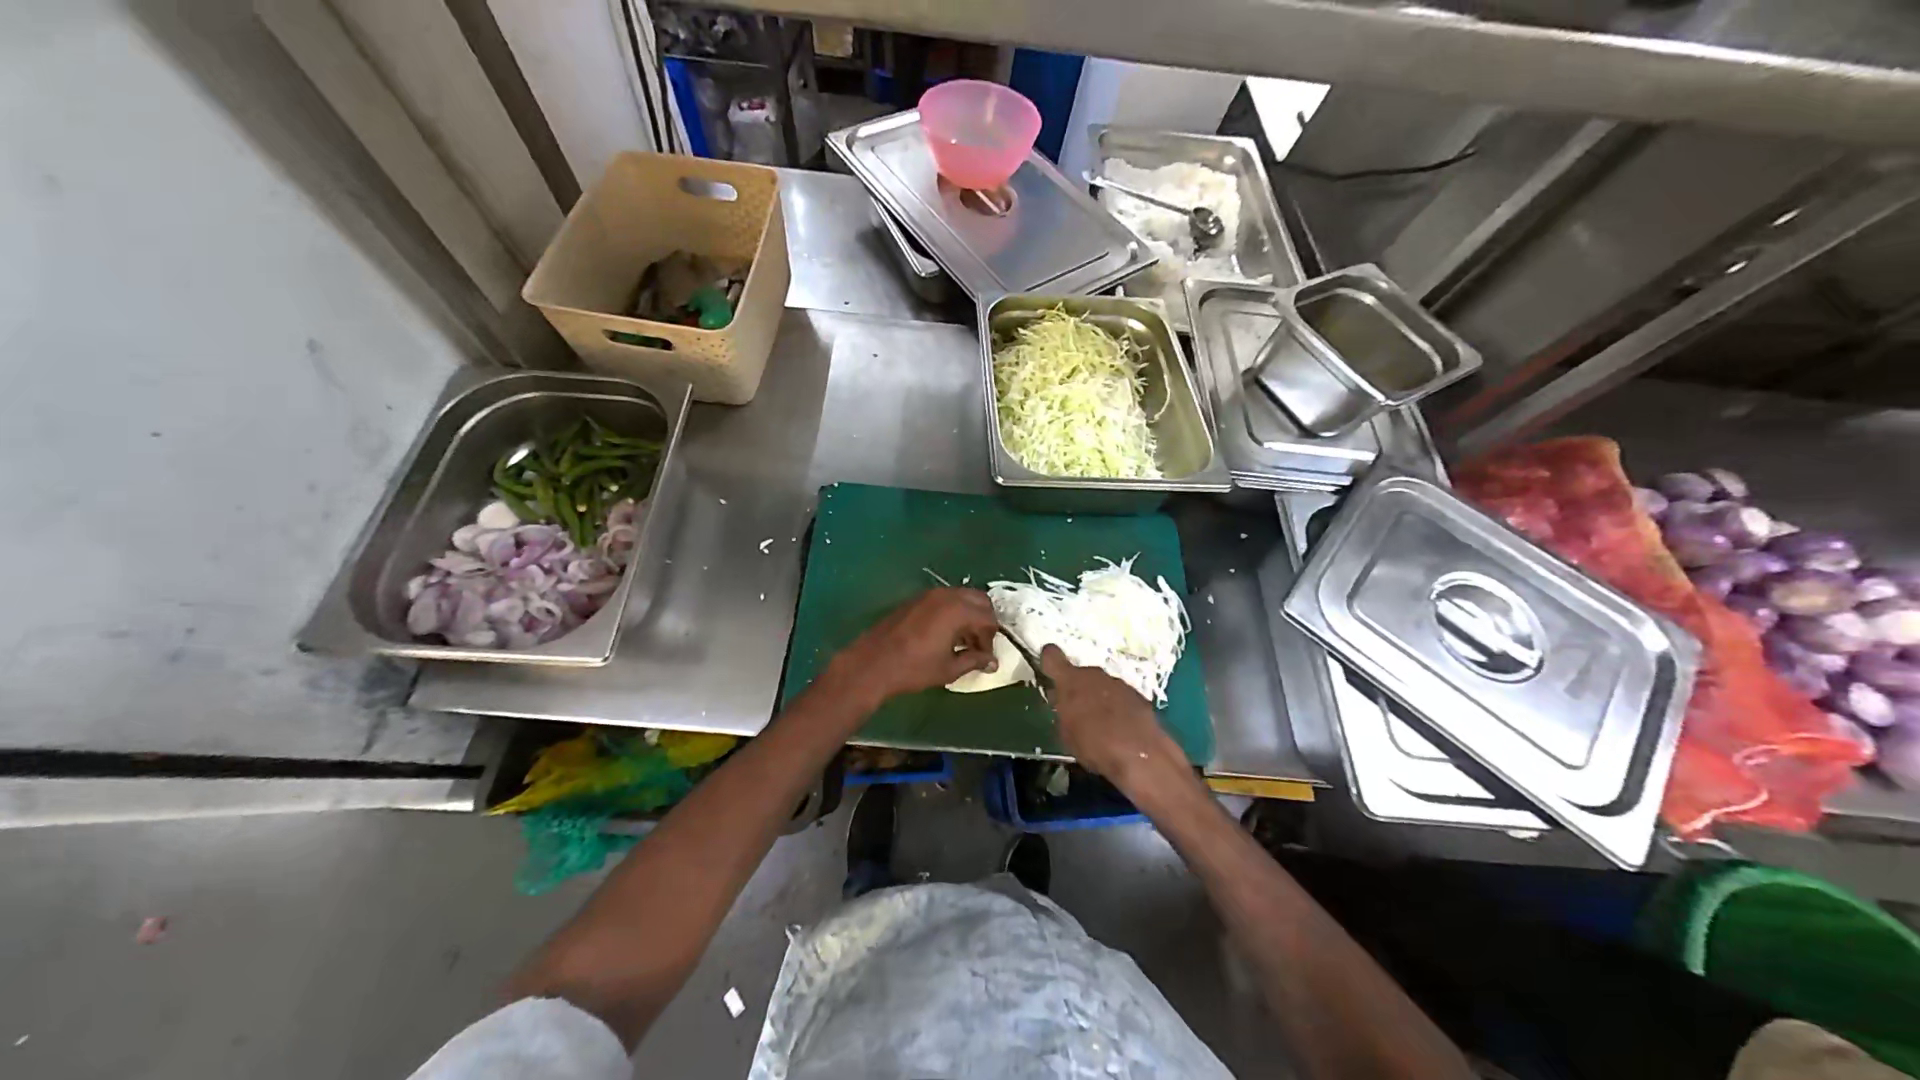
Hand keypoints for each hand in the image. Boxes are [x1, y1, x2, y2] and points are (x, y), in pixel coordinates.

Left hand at [823, 588, 1000, 709]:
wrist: (873, 663)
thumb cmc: (914, 668)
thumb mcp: (949, 668)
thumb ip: (974, 660)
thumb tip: (992, 662)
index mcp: (958, 610)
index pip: (988, 618)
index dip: (990, 639)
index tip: (985, 657)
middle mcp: (946, 595)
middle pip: (979, 600)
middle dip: (983, 621)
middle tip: (978, 644)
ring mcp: (928, 595)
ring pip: (961, 597)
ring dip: (968, 615)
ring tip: (962, 641)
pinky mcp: (915, 599)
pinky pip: (944, 600)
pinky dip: (953, 612)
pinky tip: (945, 635)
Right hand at [1041, 645, 1183, 787]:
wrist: (1139, 755)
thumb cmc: (1093, 745)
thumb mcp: (1065, 732)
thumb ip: (1062, 710)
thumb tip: (1061, 700)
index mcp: (1070, 681)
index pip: (1052, 657)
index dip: (1048, 659)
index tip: (1047, 667)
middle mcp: (1095, 675)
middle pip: (1081, 674)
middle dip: (1078, 689)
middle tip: (1076, 710)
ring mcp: (1119, 683)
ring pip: (1103, 686)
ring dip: (1099, 698)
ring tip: (1100, 724)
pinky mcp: (1139, 696)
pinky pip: (1121, 698)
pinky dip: (1118, 708)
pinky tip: (1119, 729)